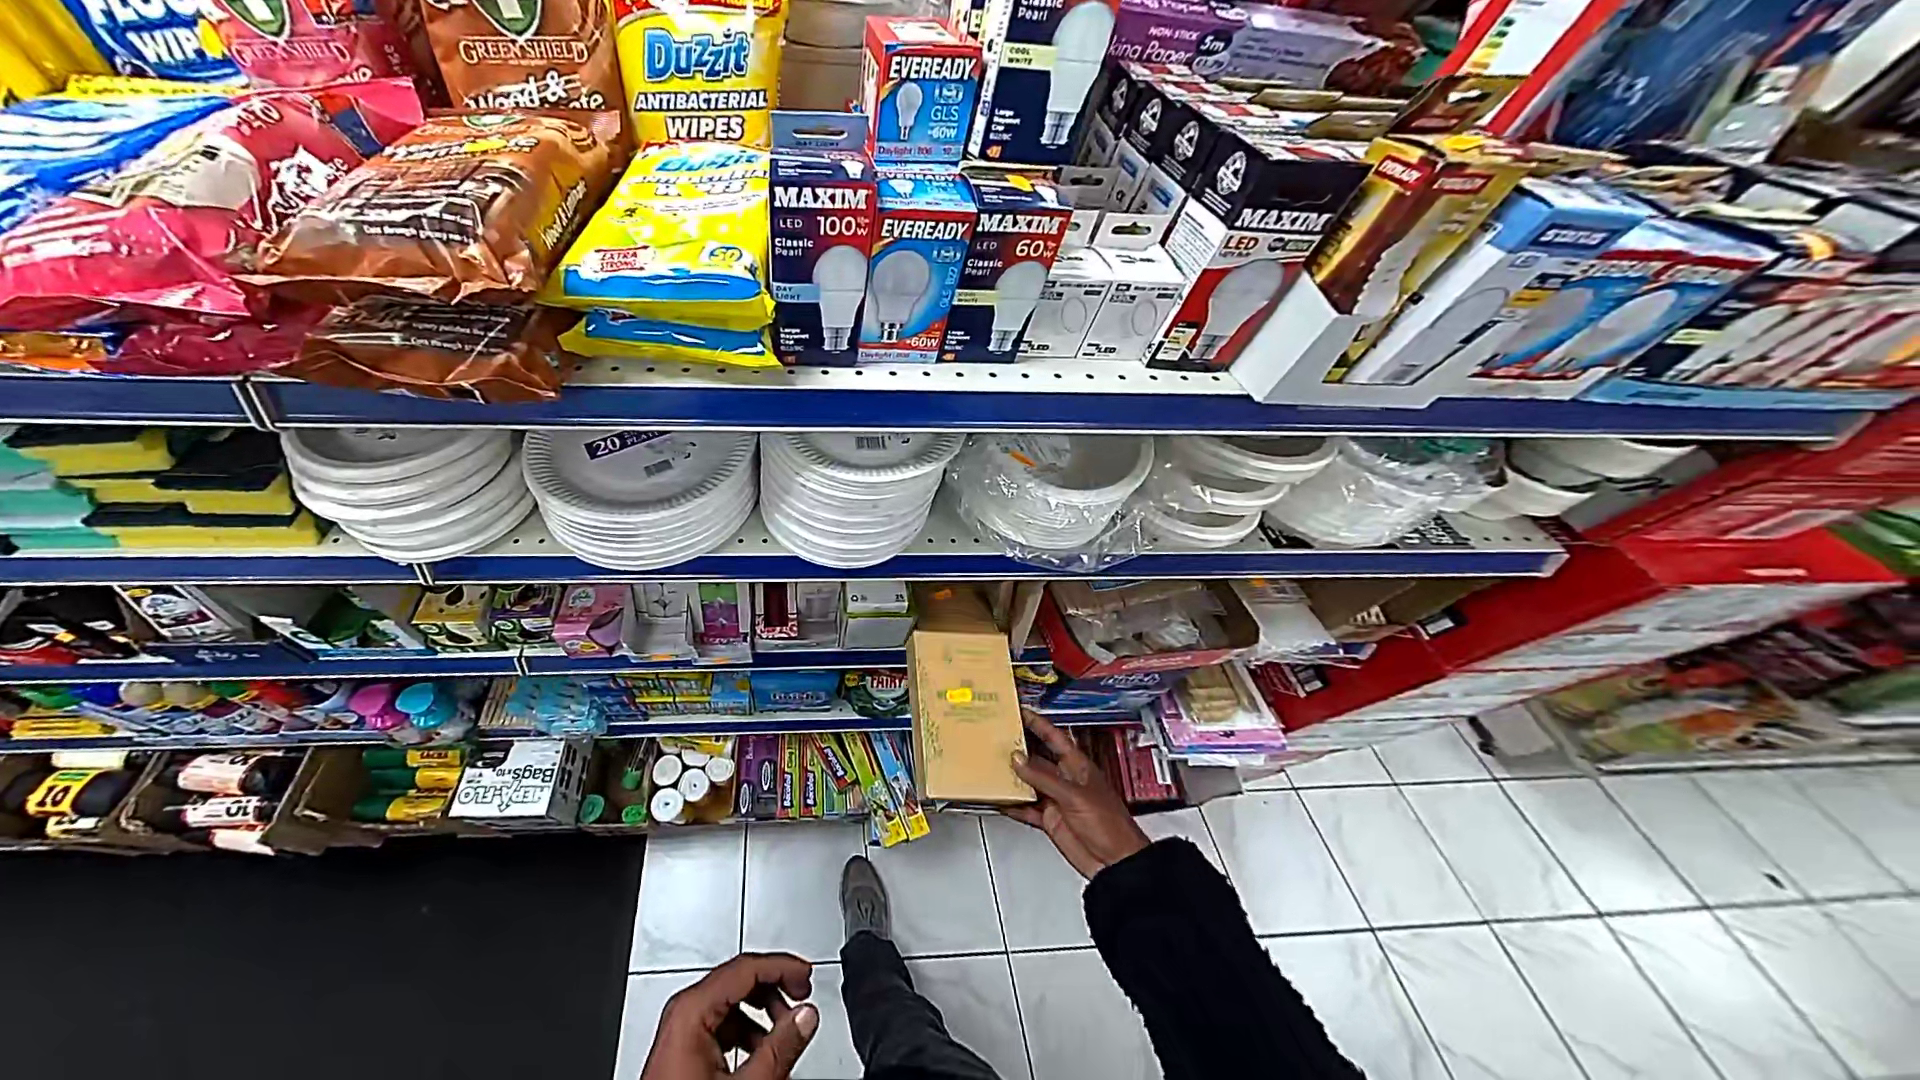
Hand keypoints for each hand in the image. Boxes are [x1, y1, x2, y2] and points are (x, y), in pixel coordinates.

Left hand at [640, 952, 818, 1079]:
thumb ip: (779, 1048)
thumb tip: (805, 1016)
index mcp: (692, 1011)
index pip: (747, 968)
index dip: (782, 968)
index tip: (805, 976)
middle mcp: (682, 1014)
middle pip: (739, 980)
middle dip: (775, 989)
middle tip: (801, 998)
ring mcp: (680, 1031)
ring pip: (732, 1002)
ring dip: (762, 1012)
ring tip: (783, 1033)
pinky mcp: (682, 1049)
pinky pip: (721, 1024)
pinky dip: (746, 1030)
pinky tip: (760, 1051)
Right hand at [1003, 709, 1150, 878]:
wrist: (1115, 861)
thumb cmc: (1111, 825)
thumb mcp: (1074, 795)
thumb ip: (1044, 778)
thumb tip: (1019, 760)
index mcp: (1077, 766)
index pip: (1054, 737)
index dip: (1038, 723)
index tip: (1021, 712)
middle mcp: (1066, 780)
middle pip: (1037, 759)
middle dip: (1019, 749)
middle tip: (998, 739)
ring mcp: (1057, 800)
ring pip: (1029, 783)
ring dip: (1013, 778)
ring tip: (992, 768)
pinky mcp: (1051, 820)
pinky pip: (1027, 809)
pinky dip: (1014, 805)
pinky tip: (1001, 801)